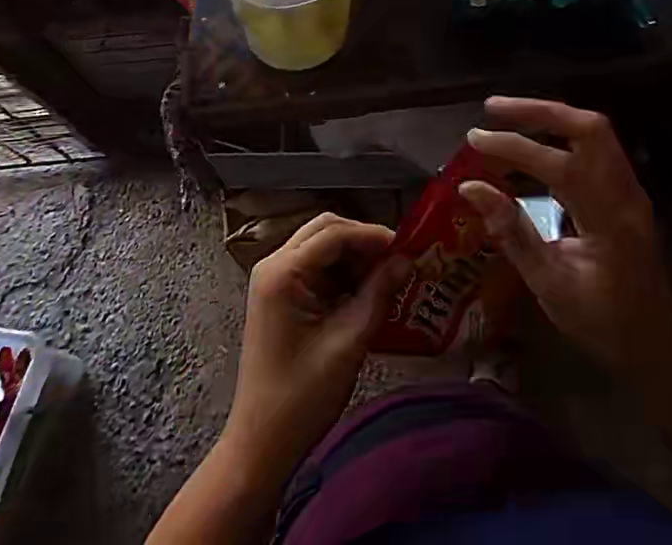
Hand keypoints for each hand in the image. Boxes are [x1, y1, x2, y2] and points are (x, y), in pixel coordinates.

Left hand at [222, 213, 410, 482]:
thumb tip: (404, 261)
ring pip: (321, 248)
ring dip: (355, 258)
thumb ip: (377, 296)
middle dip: (364, 242)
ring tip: (391, 277)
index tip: (409, 246)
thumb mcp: (347, 344)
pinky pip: (317, 270)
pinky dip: (343, 275)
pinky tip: (369, 292)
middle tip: (401, 260)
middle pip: (324, 232)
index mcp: (282, 273)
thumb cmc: (301, 398)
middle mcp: (273, 266)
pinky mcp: (282, 297)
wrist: (262, 440)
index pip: (332, 233)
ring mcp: (275, 280)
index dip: (373, 235)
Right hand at [458, 97, 671, 384]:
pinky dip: (558, 134)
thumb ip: (512, 234)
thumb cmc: (601, 323)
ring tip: (504, 116)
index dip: (515, 148)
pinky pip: (593, 147)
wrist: (655, 343)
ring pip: (594, 133)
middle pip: (591, 130)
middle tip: (493, 109)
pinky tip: (529, 140)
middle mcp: (627, 197)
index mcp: (611, 223)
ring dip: (548, 117)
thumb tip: (470, 187)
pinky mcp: (623, 193)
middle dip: (539, 112)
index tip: (474, 140)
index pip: (563, 167)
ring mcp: (630, 192)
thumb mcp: (550, 287)